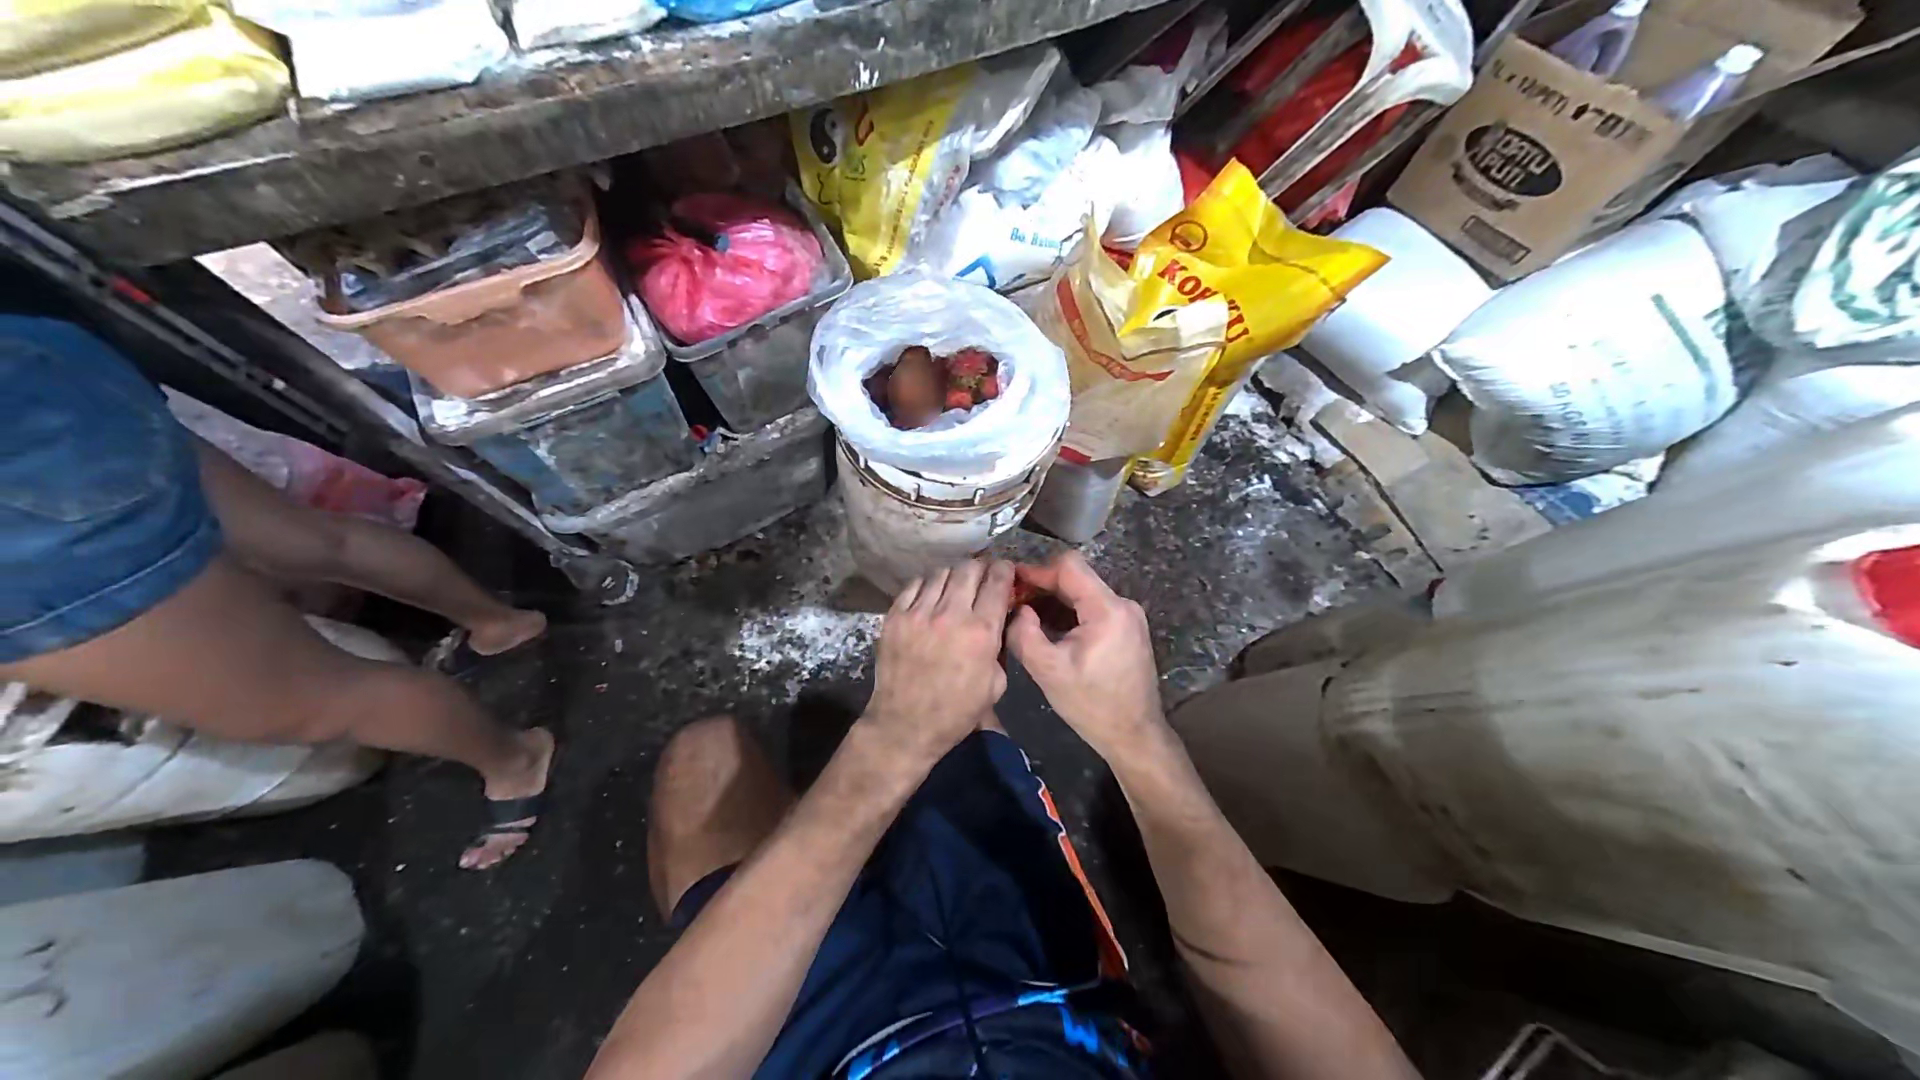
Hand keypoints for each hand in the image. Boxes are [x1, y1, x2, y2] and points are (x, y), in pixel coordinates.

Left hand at [861, 560, 1014, 765]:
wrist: (905, 724)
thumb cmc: (956, 711)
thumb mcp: (996, 684)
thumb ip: (1001, 646)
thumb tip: (1002, 620)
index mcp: (981, 631)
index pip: (998, 582)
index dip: (1005, 570)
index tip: (1006, 570)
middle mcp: (950, 614)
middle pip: (969, 569)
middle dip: (981, 568)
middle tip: (982, 576)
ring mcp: (919, 613)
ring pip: (941, 573)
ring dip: (954, 576)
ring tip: (956, 586)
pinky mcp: (895, 616)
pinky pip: (914, 585)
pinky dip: (927, 585)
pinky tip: (931, 596)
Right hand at [1007, 552, 1166, 762]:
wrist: (1133, 735)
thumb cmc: (1091, 705)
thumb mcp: (1048, 671)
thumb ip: (1025, 634)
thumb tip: (1018, 609)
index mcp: (1107, 610)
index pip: (1069, 566)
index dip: (1036, 569)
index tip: (1011, 582)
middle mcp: (1123, 605)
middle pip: (1076, 578)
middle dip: (1042, 586)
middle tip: (1012, 600)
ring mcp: (1128, 617)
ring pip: (1083, 593)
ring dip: (1053, 600)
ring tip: (1024, 614)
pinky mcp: (1126, 629)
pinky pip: (1092, 608)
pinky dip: (1068, 612)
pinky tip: (1047, 627)